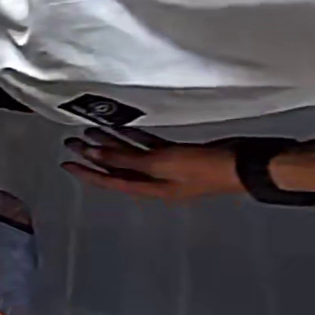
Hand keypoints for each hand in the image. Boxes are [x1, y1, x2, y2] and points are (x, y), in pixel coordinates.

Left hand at [60, 131, 243, 199]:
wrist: (250, 163)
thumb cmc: (201, 168)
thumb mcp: (158, 164)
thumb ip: (122, 159)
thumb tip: (91, 154)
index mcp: (150, 189)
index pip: (109, 181)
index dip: (86, 173)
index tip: (64, 163)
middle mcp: (156, 180)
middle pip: (117, 167)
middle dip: (94, 155)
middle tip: (72, 140)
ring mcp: (169, 167)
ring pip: (131, 155)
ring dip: (111, 143)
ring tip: (90, 128)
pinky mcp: (180, 154)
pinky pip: (149, 145)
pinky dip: (134, 137)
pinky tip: (120, 126)